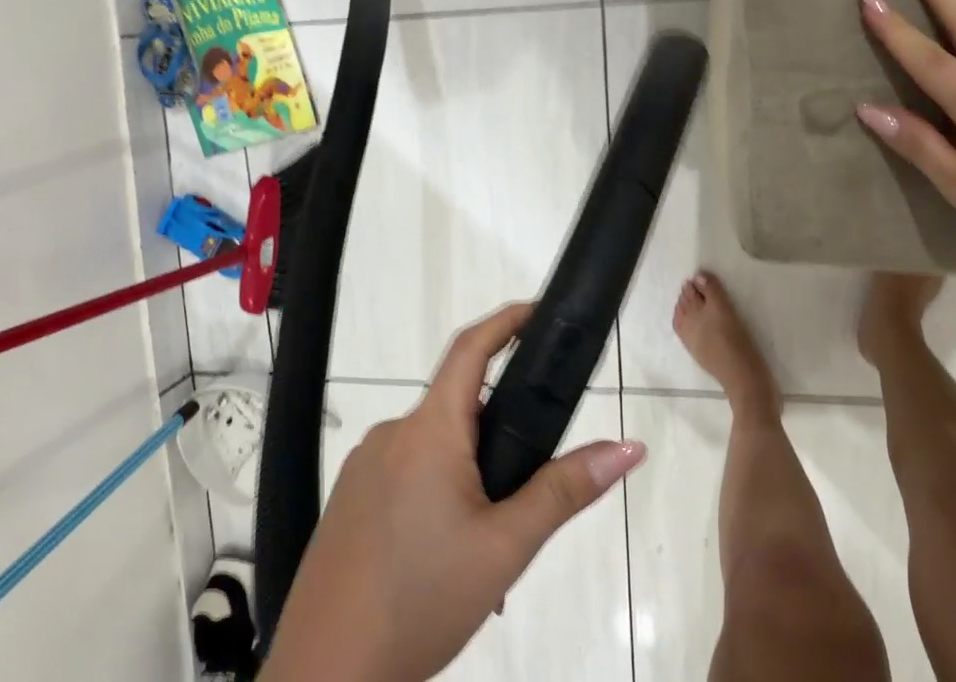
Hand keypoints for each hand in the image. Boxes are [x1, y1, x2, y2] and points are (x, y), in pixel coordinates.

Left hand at [261, 304, 646, 681]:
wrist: (327, 672)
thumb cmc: (421, 601)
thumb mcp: (505, 548)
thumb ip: (565, 490)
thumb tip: (628, 446)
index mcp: (428, 433)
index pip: (470, 350)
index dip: (506, 320)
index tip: (539, 310)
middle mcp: (391, 437)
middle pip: (458, 410)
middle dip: (500, 439)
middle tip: (530, 494)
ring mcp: (364, 469)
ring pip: (435, 451)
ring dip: (470, 479)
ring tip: (491, 547)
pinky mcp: (350, 501)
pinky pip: (407, 478)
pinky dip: (438, 498)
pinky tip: (448, 559)